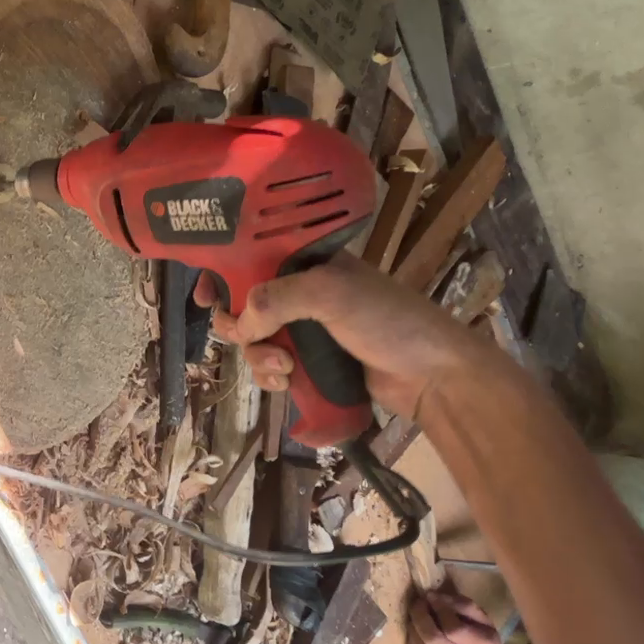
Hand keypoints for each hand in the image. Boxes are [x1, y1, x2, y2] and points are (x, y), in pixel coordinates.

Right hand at [195, 253, 498, 418]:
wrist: (436, 378)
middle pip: (242, 304)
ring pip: (252, 341)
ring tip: (284, 370)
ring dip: (259, 358)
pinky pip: (270, 368)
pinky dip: (271, 378)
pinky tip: (287, 384)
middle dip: (238, 325)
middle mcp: (300, 293)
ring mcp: (305, 330)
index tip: (206, 295)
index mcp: (305, 264)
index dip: (222, 273)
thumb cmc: (389, 321)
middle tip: (243, 336)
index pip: (249, 259)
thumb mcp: (330, 294)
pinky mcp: (310, 364)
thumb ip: (275, 300)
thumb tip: (239, 326)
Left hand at [407, 589, 514, 643]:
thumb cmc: (485, 643)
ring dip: (413, 626)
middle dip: (420, 615)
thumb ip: (463, 605)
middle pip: (433, 638)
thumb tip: (435, 595)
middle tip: (420, 602)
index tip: (431, 596)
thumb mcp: (484, 622)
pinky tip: (416, 630)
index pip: (454, 629)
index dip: (439, 609)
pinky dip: (410, 639)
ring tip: (417, 615)